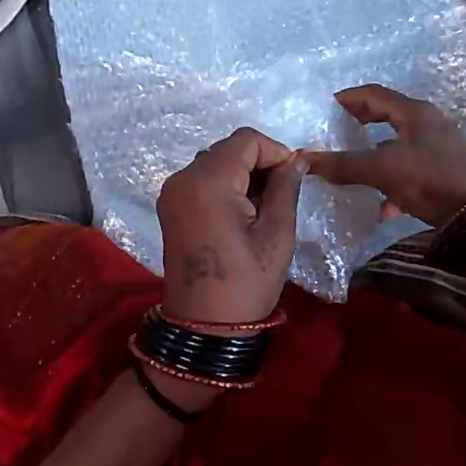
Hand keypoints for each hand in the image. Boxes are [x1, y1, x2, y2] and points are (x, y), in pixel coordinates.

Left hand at [157, 127, 305, 324]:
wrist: (205, 325)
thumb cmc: (246, 282)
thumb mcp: (276, 234)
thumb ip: (285, 188)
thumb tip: (296, 160)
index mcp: (208, 182)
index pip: (246, 140)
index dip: (275, 151)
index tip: (293, 177)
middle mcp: (182, 179)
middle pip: (227, 149)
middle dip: (258, 163)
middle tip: (281, 194)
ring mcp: (171, 192)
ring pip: (214, 162)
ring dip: (241, 174)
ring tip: (262, 207)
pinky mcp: (169, 207)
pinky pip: (200, 180)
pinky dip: (224, 185)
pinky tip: (241, 212)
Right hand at [307, 84, 465, 224]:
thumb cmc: (430, 178)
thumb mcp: (383, 169)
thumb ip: (345, 164)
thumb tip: (306, 159)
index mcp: (414, 113)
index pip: (375, 94)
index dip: (350, 97)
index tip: (328, 104)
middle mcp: (427, 124)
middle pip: (388, 116)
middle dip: (362, 122)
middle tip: (337, 128)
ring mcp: (437, 148)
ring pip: (397, 145)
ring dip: (374, 155)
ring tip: (354, 166)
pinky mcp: (442, 171)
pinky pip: (409, 171)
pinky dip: (391, 183)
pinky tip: (382, 207)